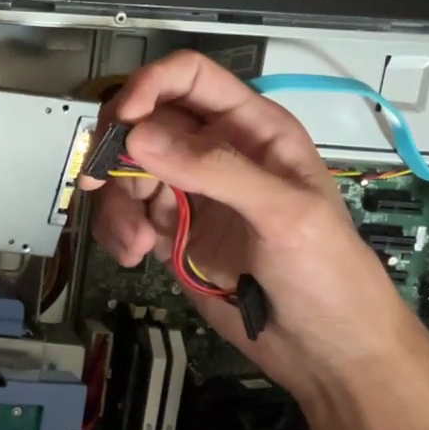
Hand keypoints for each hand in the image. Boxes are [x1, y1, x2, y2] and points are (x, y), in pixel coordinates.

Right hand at [79, 50, 428, 407]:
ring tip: (134, 245)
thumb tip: (137, 136)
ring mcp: (187, 193)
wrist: (323, 350)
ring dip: (116, 206)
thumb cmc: (326, 274)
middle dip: (117, 154)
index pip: (189, 78)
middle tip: (102, 187)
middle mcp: (213, 152)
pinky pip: (122, 215)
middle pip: (142, 124)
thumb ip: (214, 169)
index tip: (120, 124)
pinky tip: (133, 257)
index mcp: (251, 129)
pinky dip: (115, 233)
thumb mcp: (283, 214)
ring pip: (124, 173)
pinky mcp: (167, 231)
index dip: (148, 88)